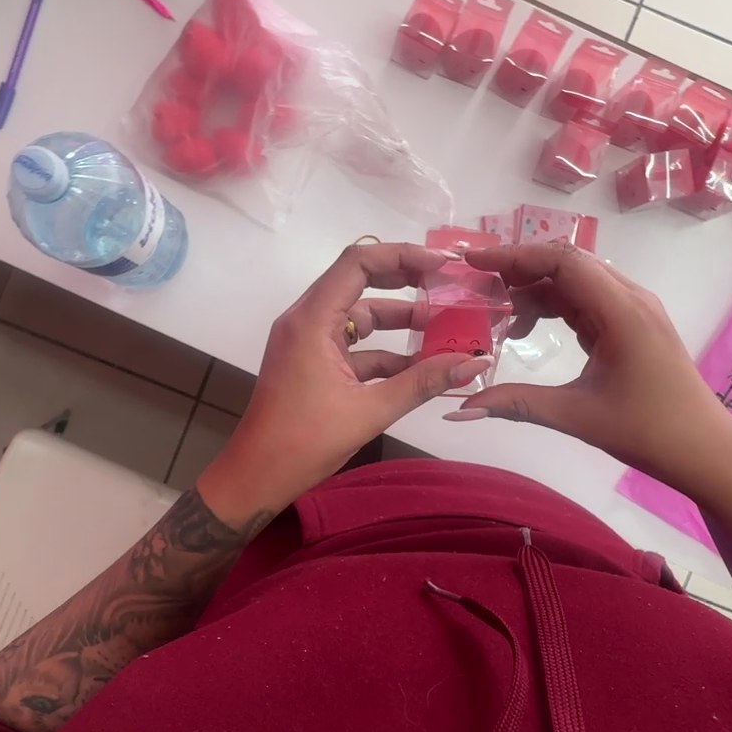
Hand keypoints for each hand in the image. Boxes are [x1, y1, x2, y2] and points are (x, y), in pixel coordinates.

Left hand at [198, 243, 493, 522]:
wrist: (257, 476)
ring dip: (398, 320)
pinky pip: (351, 344)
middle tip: (447, 285)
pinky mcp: (311, 362)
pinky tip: (420, 364)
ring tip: (445, 327)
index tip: (442, 265)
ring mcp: (307, 341)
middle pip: (358, 281)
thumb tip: (474, 363)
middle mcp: (305, 320)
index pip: (358, 263)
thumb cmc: (304, 442)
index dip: (403, 256)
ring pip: (357, 315)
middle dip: (405, 281)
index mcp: (311, 320)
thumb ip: (423, 382)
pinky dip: (383, 350)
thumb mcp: (370, 411)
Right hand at [447, 242, 731, 498]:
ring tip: (493, 312)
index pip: (562, 261)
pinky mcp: (630, 325)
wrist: (705, 450)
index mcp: (621, 311)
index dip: (514, 256)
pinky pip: (584, 301)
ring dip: (533, 290)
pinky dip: (551, 305)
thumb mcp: (576, 416)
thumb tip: (460, 409)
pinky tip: (524, 327)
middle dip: (517, 270)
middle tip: (474, 287)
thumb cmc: (648, 431)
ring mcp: (632, 310)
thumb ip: (516, 404)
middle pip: (566, 264)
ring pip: (574, 282)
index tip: (473, 262)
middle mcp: (629, 298)